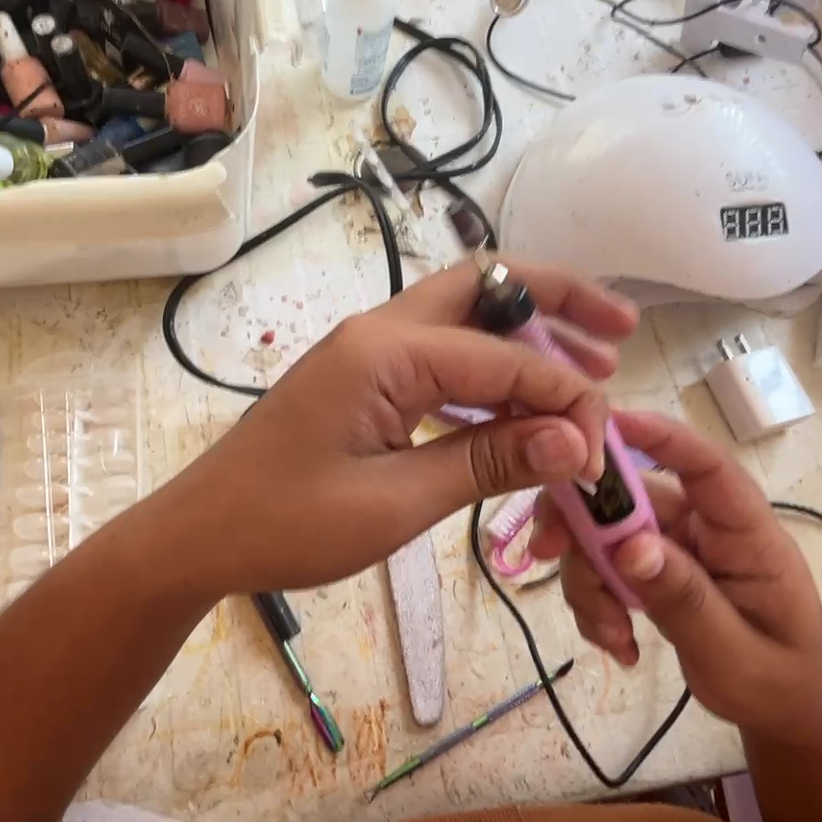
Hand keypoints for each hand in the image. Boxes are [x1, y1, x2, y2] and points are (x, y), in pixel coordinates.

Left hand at [149, 260, 638, 598]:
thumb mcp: (394, 502)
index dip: (563, 398)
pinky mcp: (361, 379)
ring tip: (591, 363)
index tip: (601, 451)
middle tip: (620, 332)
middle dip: (558, 301)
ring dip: (526, 335)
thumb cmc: (287, 524)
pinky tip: (520, 403)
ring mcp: (366, 351)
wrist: (201, 533)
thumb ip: (486, 462)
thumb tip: (574, 442)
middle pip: (485, 287)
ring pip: (463, 317)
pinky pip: (438, 356)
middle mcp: (378, 331)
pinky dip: (486, 370)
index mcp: (385, 351)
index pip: (503, 356)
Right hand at [528, 411, 821, 745]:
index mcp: (744, 532)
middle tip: (547, 555)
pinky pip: (599, 566)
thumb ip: (685, 599)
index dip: (657, 436)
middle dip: (581, 525)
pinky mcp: (646, 567)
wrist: (781, 714)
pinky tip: (616, 642)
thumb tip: (629, 546)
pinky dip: (592, 601)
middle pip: (626, 496)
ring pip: (600, 533)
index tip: (600, 426)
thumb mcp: (736, 656)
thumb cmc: (779, 684)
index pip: (706, 466)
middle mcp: (700, 525)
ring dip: (587, 580)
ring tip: (612, 635)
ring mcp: (670, 545)